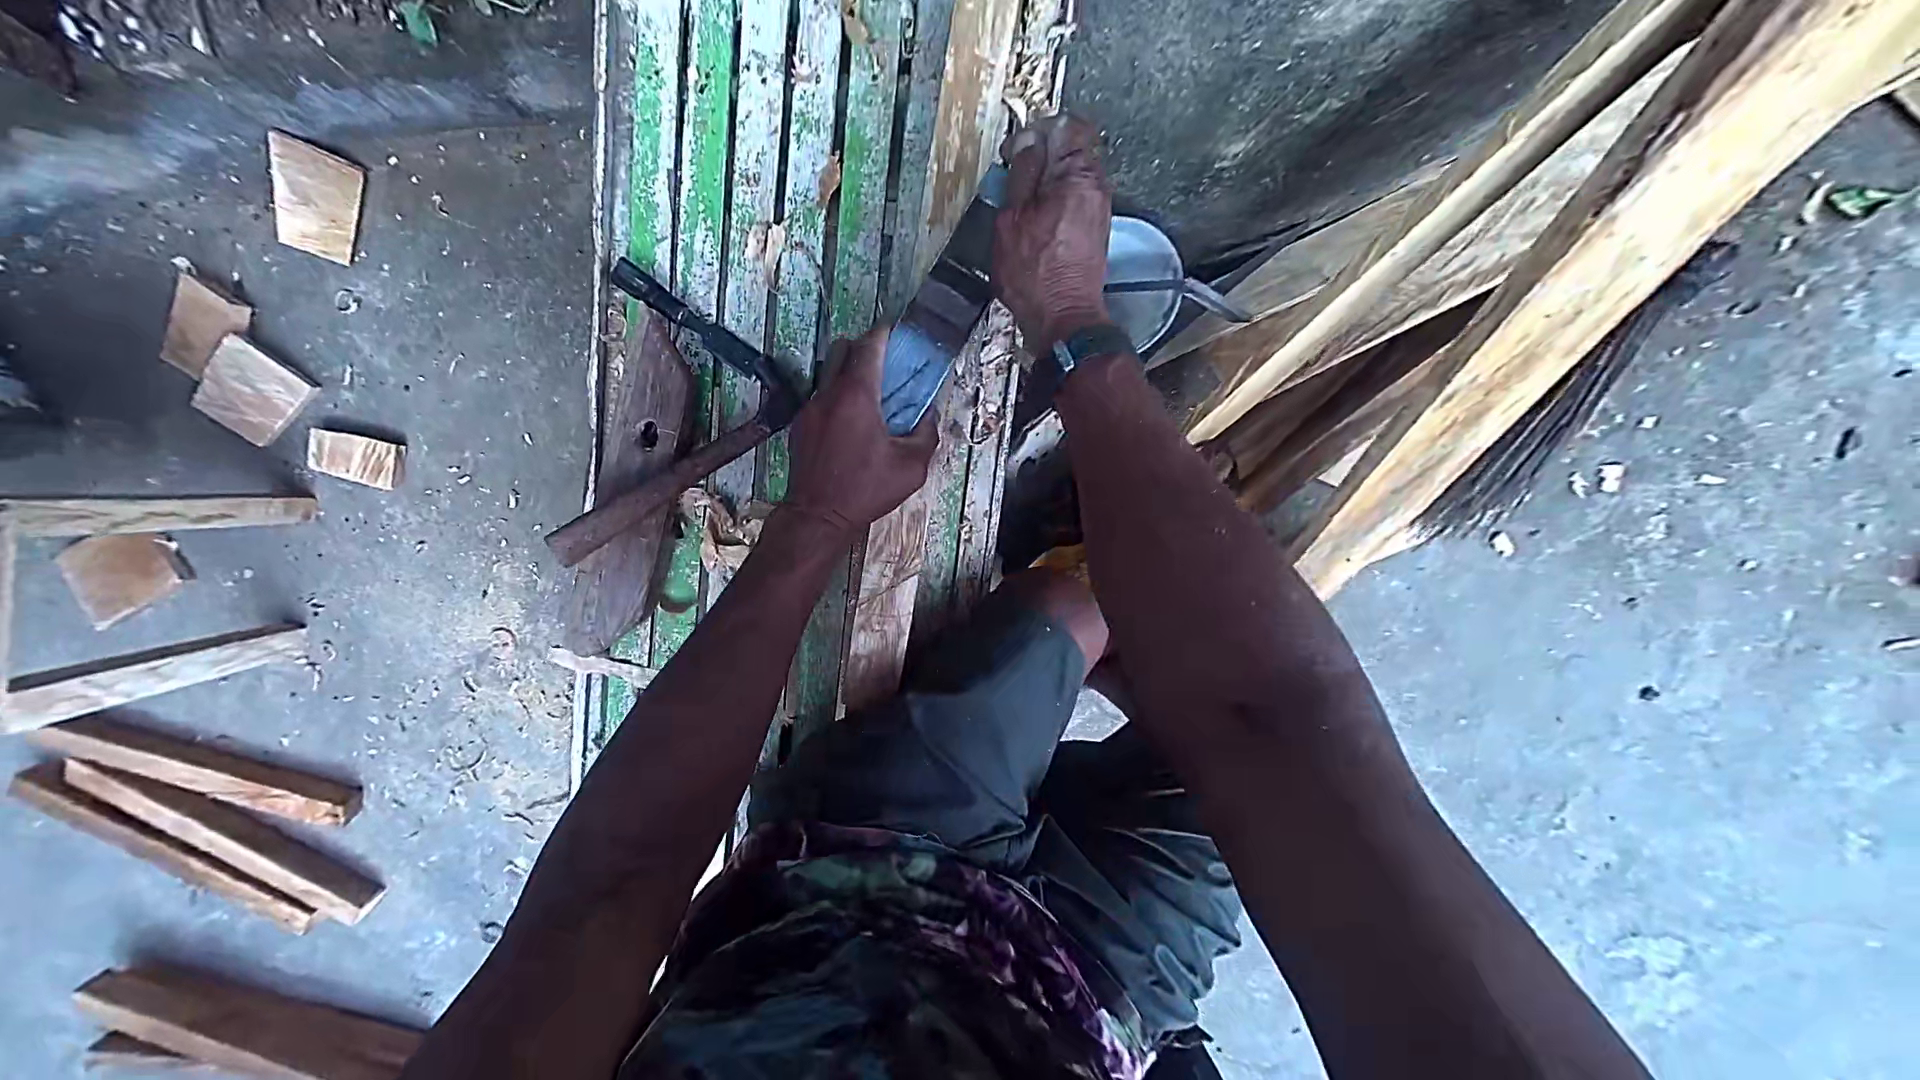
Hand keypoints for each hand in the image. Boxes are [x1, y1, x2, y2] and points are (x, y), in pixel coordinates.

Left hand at [785, 324, 938, 536]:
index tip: (898, 335)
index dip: (886, 334)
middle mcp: (829, 395)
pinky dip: (839, 398)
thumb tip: (928, 415)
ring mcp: (810, 409)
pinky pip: (821, 397)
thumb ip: (926, 434)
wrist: (819, 515)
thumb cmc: (864, 491)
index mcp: (857, 397)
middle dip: (866, 348)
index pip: (870, 346)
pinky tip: (853, 422)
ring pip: (830, 373)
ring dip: (851, 374)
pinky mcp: (801, 425)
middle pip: (844, 348)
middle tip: (886, 364)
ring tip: (872, 397)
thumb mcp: (911, 468)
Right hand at [992, 114, 1112, 351]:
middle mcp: (1096, 187)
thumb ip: (1022, 174)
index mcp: (1079, 174)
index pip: (1066, 125)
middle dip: (1039, 161)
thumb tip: (1026, 143)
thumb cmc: (1037, 277)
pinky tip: (1032, 229)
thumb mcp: (1013, 218)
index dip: (1036, 132)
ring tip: (1020, 211)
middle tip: (1012, 182)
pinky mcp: (1092, 233)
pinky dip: (1051, 208)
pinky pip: (1070, 204)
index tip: (1016, 151)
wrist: (1062, 319)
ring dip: (1043, 188)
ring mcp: (1097, 211)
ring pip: (1068, 180)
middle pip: (1068, 152)